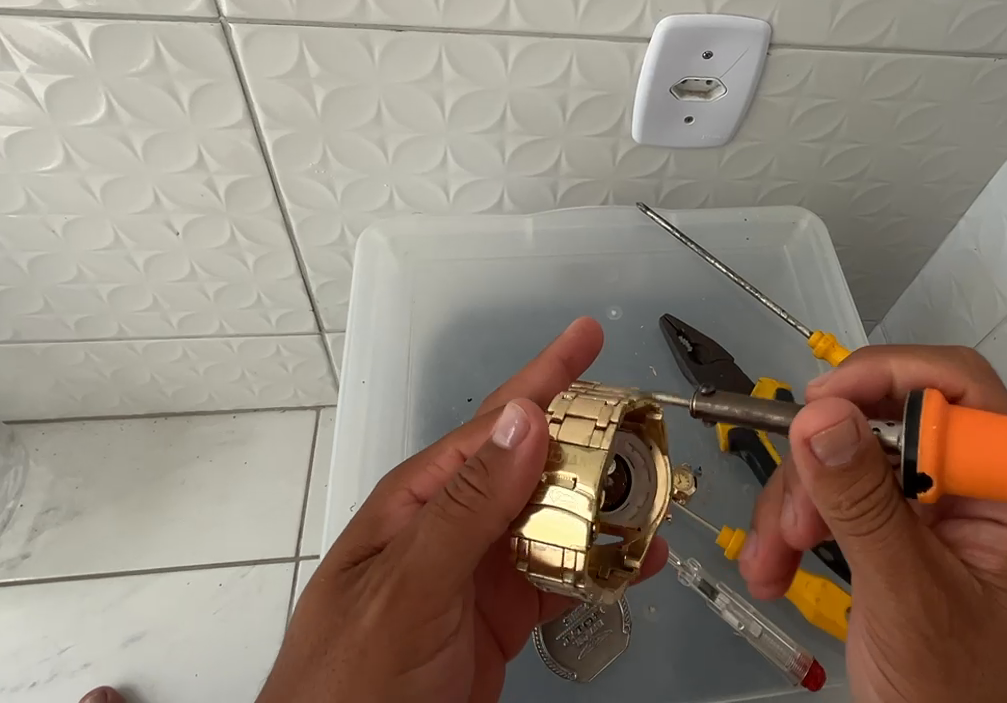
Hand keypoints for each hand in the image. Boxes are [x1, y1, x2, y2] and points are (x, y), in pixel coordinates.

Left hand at [261, 317, 667, 702]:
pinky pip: (560, 576)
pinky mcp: (501, 615)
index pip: (497, 423)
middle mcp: (455, 521)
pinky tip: (636, 561)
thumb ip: (468, 505)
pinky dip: (601, 566)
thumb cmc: (352, 681)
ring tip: (654, 491)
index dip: (546, 378)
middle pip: (533, 463)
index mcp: (424, 497)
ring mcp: (479, 569)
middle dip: (588, 438)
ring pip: (554, 517)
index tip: (588, 338)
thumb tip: (525, 418)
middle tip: (642, 420)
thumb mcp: (409, 586)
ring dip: (603, 504)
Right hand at [740, 346, 1006, 702]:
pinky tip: (773, 567)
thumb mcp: (909, 600)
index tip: (819, 406)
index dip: (888, 377)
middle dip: (824, 462)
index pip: (957, 385)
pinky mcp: (894, 533)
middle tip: (792, 519)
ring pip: (846, 456)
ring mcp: (930, 510)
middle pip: (884, 419)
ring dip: (796, 501)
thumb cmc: (964, 699)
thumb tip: (819, 413)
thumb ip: (864, 505)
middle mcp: (970, 485)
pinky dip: (794, 526)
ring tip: (770, 561)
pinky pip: (835, 497)